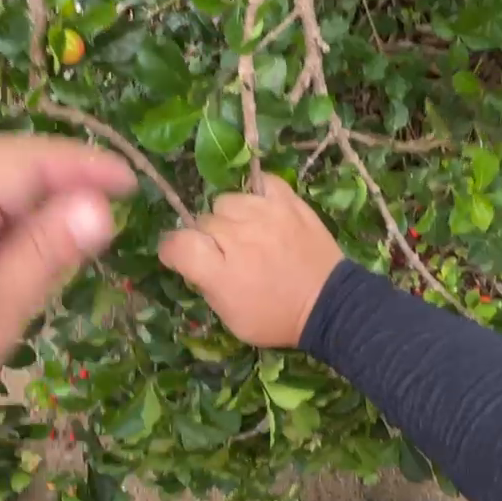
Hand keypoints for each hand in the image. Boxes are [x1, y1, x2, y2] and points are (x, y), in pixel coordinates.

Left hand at [0, 135, 134, 437]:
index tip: (133, 183)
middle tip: (108, 207)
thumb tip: (101, 206)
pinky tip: (16, 239)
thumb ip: (48, 251)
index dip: (87, 166)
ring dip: (29, 195)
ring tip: (71, 227)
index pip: (30, 159)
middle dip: (60, 176)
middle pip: (4, 158)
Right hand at [158, 173, 344, 347]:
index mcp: (220, 271)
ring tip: (247, 232)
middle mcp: (238, 237)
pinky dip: (257, 194)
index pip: (176, 243)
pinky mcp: (288, 202)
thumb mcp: (230, 318)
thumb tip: (190, 260)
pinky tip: (261, 210)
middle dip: (207, 237)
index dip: (172, 249)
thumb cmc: (276, 317)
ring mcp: (264, 215)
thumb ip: (205, 285)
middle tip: (226, 253)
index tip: (179, 256)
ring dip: (230, 216)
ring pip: (227, 201)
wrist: (330, 305)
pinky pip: (261, 183)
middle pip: (202, 221)